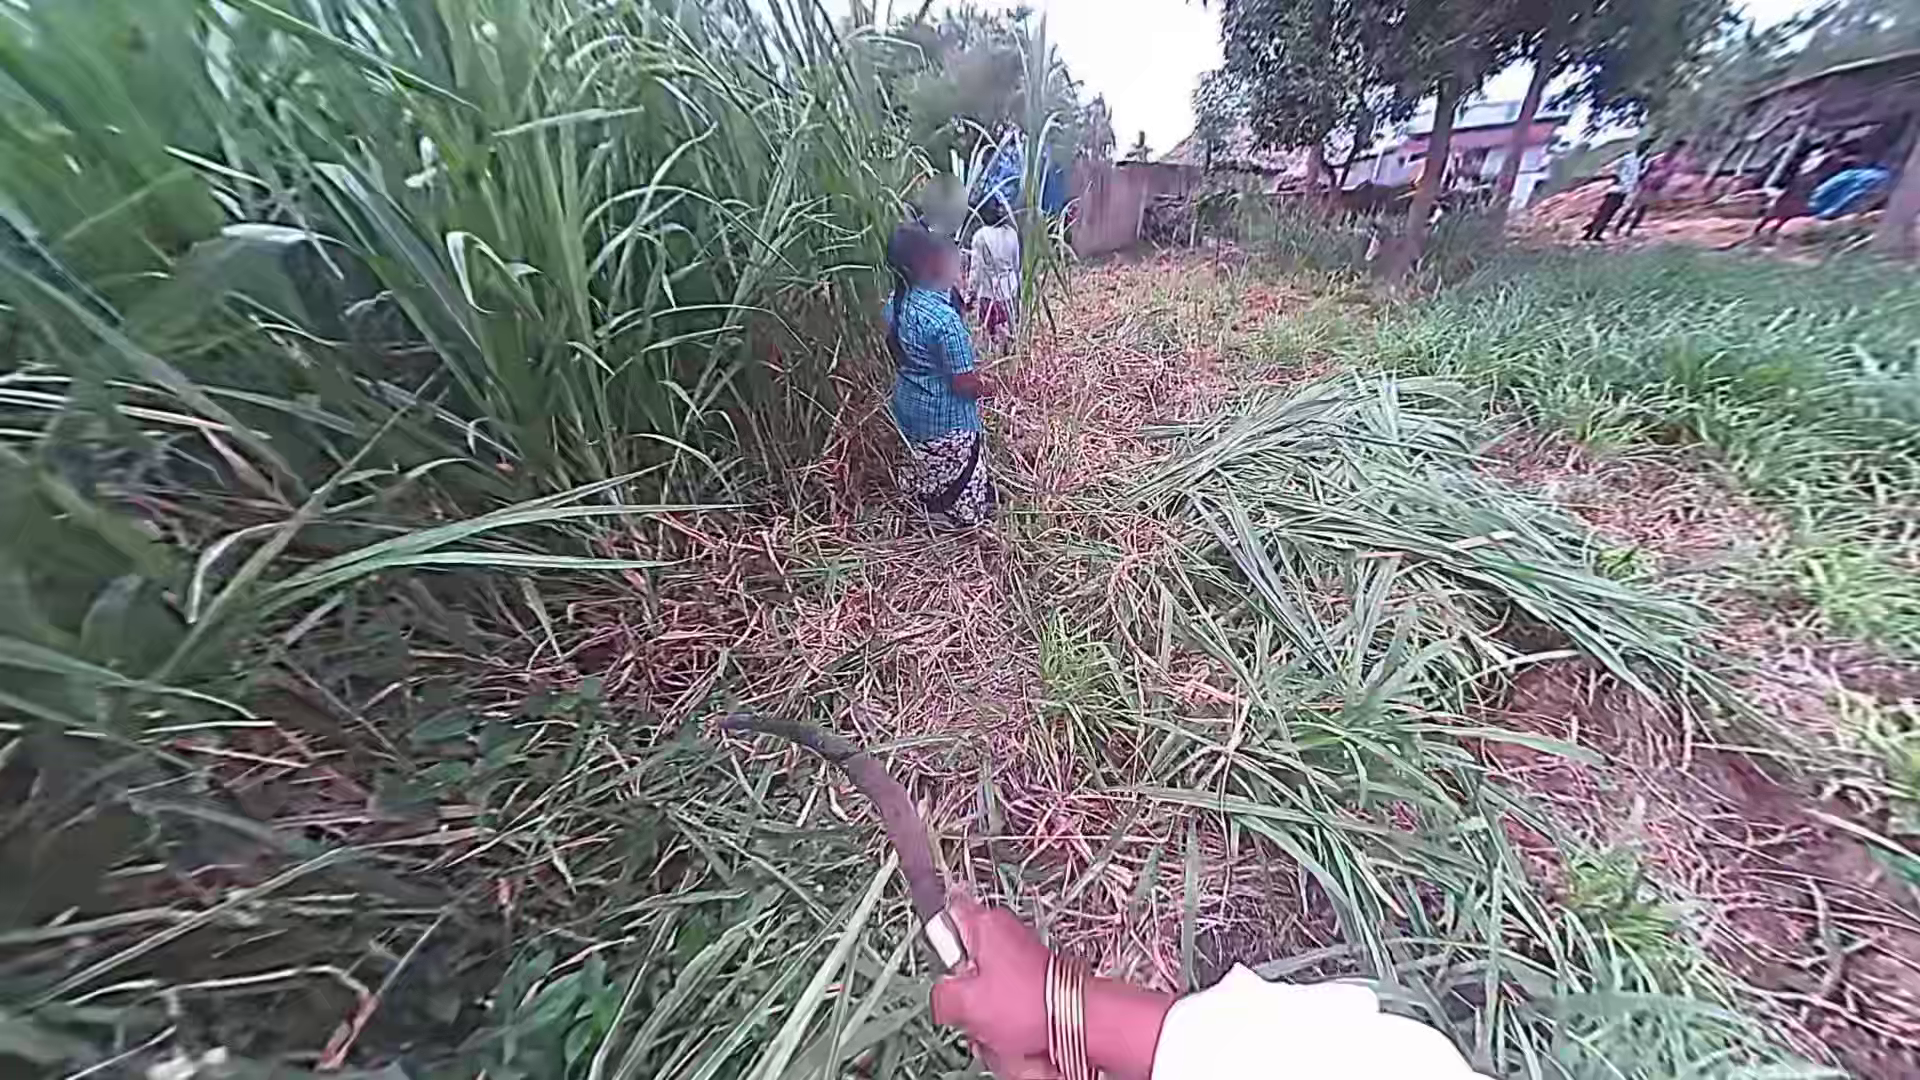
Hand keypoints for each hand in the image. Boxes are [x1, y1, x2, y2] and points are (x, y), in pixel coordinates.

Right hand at [930, 893, 1051, 1072]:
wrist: (1070, 1017)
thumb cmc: (1028, 1002)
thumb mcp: (968, 1003)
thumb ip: (941, 993)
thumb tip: (938, 994)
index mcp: (984, 922)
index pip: (947, 912)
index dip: (940, 943)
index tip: (944, 966)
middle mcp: (1001, 927)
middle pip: (964, 954)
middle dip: (964, 988)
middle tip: (971, 1005)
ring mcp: (1016, 946)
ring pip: (982, 976)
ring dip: (981, 1004)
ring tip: (991, 1023)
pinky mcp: (1027, 968)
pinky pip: (1001, 986)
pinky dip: (999, 1008)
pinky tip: (1005, 1028)